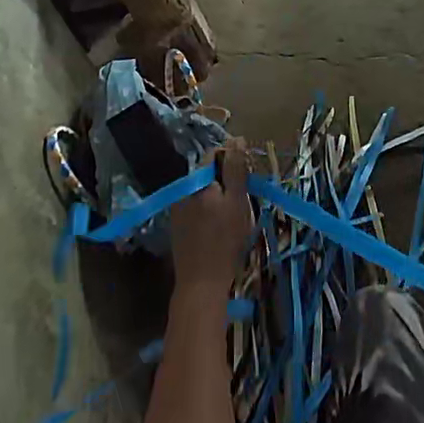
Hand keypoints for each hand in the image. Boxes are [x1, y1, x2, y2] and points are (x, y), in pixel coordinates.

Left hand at [170, 142, 252, 292]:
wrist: (201, 283)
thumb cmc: (225, 242)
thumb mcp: (237, 202)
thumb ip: (236, 169)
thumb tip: (237, 139)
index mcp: (196, 180)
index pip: (215, 154)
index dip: (234, 163)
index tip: (247, 181)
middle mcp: (182, 188)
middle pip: (208, 172)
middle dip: (226, 181)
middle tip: (241, 202)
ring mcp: (176, 206)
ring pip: (203, 190)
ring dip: (218, 195)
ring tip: (231, 217)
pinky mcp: (177, 223)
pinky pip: (196, 205)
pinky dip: (208, 210)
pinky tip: (217, 229)